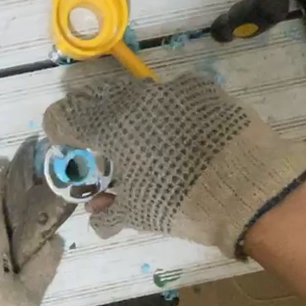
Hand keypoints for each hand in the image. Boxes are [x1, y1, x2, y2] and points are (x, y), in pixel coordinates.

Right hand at [43, 73, 305, 257]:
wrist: (245, 186)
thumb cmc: (178, 202)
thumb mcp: (136, 214)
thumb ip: (109, 211)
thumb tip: (96, 212)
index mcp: (110, 127)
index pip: (65, 116)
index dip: (59, 130)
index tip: (64, 142)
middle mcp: (135, 99)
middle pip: (97, 93)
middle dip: (90, 113)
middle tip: (96, 137)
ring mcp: (172, 90)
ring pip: (137, 94)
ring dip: (130, 114)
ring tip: (141, 140)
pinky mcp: (204, 90)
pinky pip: (174, 97)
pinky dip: (167, 114)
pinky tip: (179, 136)